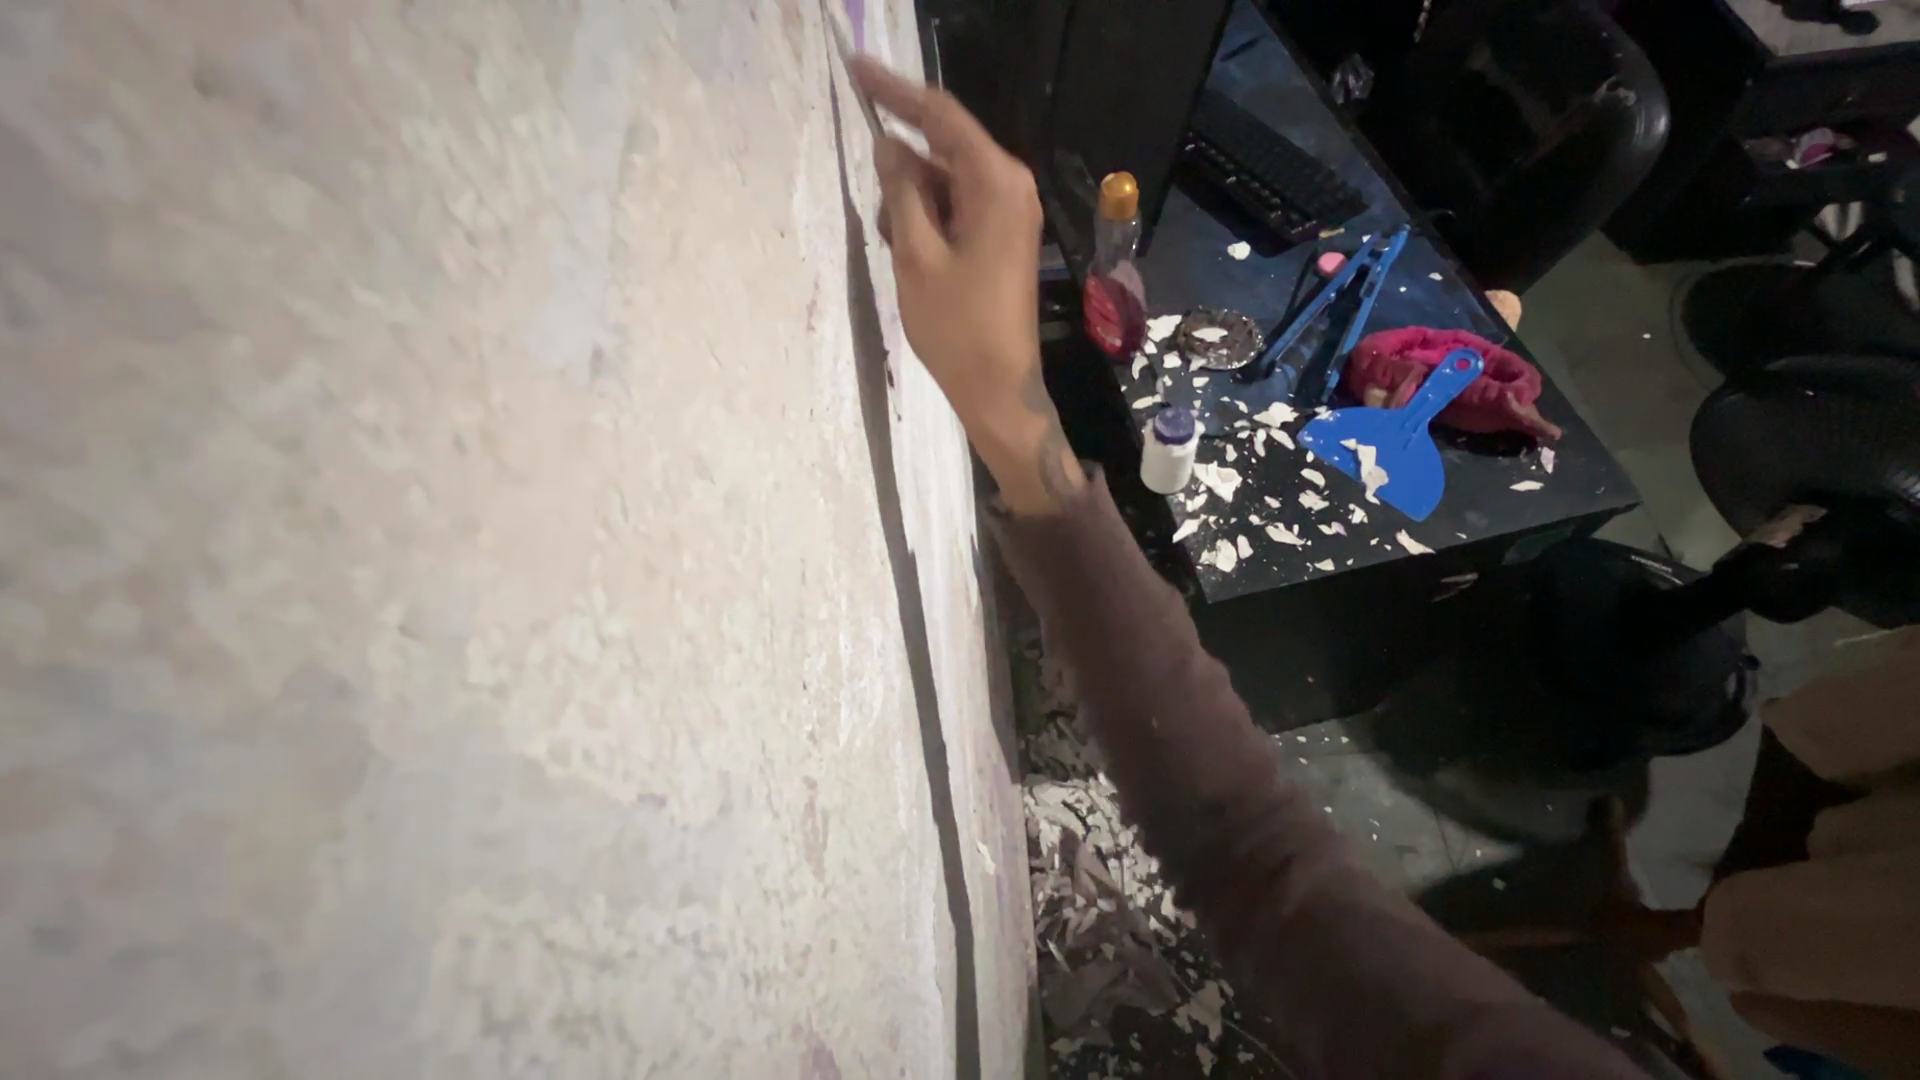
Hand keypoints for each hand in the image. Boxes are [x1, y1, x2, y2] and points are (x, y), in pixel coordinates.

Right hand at [851, 57, 1082, 513]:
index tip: (855, 69)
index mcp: (996, 182)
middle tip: (882, 216)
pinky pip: (959, 209)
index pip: (940, 116)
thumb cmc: (956, 327)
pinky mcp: (1004, 239)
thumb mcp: (916, 256)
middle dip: (904, 172)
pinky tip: (913, 256)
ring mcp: (1010, 214)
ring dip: (914, 203)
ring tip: (897, 250)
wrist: (998, 388)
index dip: (895, 92)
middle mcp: (1010, 187)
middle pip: (944, 150)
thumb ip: (901, 191)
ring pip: (948, 183)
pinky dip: (930, 221)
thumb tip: (890, 145)